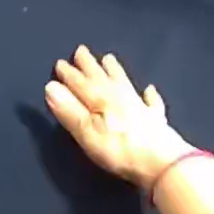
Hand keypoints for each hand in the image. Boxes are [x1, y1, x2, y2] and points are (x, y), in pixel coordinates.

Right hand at [45, 45, 195, 187]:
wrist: (161, 163)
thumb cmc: (118, 150)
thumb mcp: (86, 132)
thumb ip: (69, 110)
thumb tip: (51, 88)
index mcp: (101, 102)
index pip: (82, 85)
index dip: (70, 75)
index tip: (59, 63)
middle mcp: (121, 99)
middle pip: (102, 80)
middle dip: (90, 67)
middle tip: (82, 51)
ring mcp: (140, 109)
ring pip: (124, 85)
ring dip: (115, 73)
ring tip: (109, 59)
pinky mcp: (155, 122)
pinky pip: (151, 103)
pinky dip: (150, 96)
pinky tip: (150, 89)